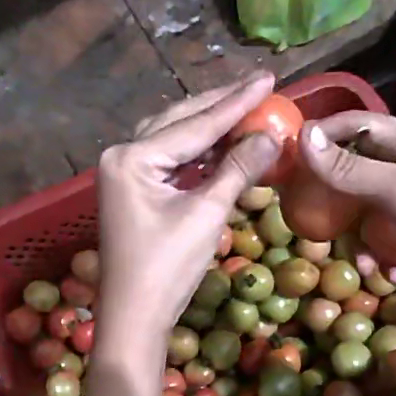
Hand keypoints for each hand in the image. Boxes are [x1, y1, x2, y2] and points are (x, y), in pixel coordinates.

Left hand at [94, 74, 280, 356]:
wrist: (135, 318)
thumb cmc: (167, 268)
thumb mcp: (206, 215)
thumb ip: (237, 169)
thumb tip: (272, 136)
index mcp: (132, 157)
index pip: (194, 124)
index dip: (236, 102)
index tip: (268, 77)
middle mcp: (123, 156)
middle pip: (180, 122)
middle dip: (220, 106)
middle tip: (260, 88)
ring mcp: (125, 175)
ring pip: (174, 139)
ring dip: (210, 128)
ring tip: (247, 111)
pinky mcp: (134, 193)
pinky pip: (171, 163)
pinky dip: (199, 155)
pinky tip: (224, 146)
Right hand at [298, 112, 395, 313]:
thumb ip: (351, 171)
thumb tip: (301, 138)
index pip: (354, 128)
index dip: (320, 141)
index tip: (286, 165)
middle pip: (358, 176)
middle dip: (338, 205)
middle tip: (316, 230)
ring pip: (373, 215)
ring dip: (363, 242)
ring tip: (365, 265)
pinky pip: (395, 241)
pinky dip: (388, 258)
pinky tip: (393, 277)